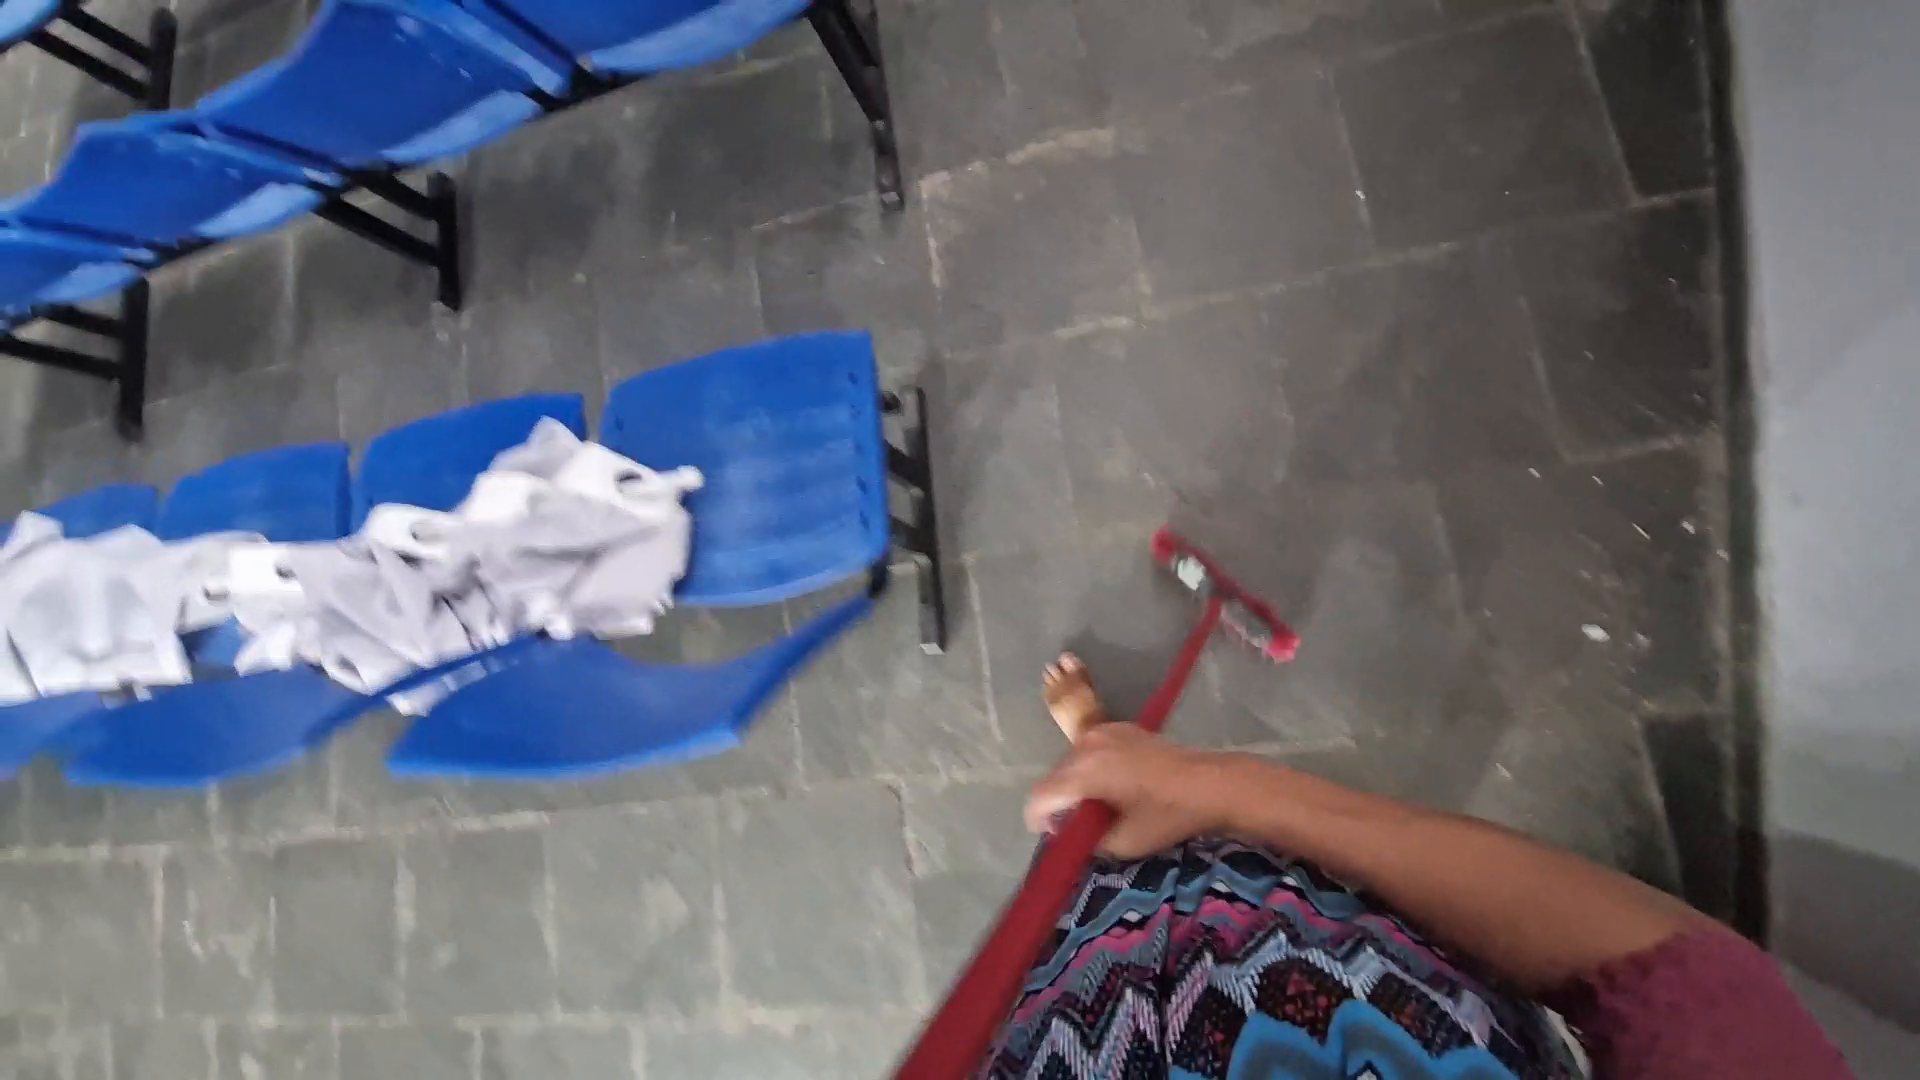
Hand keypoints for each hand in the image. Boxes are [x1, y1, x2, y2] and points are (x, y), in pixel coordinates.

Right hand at [1023, 724, 1244, 858]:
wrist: (1209, 782)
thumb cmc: (1168, 814)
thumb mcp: (1125, 842)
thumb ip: (1088, 840)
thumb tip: (1073, 836)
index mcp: (1085, 772)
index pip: (1042, 794)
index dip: (1037, 817)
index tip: (1046, 834)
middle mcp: (1087, 745)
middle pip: (1055, 776)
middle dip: (1058, 801)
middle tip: (1074, 825)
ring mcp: (1103, 731)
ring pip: (1071, 761)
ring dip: (1074, 784)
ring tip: (1093, 806)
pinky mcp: (1119, 726)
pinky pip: (1090, 750)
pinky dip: (1091, 768)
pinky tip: (1111, 784)